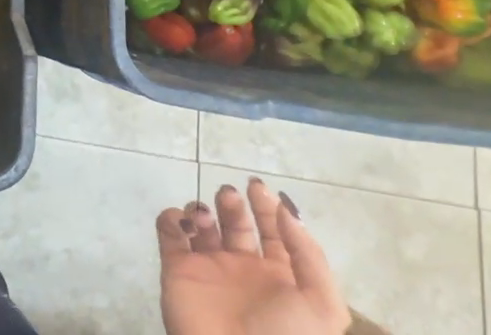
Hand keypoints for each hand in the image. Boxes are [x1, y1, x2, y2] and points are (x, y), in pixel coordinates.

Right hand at [158, 179, 349, 334]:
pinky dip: (172, 218)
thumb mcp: (321, 304)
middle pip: (237, 223)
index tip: (258, 186)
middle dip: (233, 203)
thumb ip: (309, 255)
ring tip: (205, 218)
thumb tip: (287, 210)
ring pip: (202, 225)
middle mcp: (244, 268)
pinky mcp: (177, 267)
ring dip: (202, 211)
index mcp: (280, 277)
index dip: (269, 208)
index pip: (275, 233)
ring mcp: (208, 267)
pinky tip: (183, 223)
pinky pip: (169, 232)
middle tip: (229, 194)